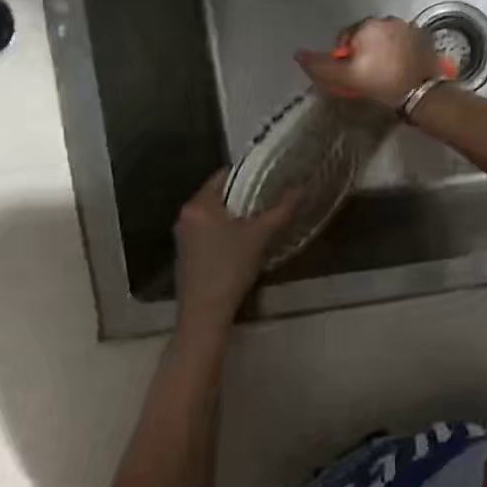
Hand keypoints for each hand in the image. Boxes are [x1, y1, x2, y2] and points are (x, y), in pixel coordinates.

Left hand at [173, 170, 296, 333]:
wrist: (204, 313)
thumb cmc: (229, 268)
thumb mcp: (260, 236)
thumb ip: (282, 210)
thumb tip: (302, 187)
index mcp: (198, 204)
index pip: (224, 175)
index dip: (249, 173)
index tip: (272, 176)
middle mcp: (186, 215)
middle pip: (219, 194)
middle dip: (245, 194)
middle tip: (272, 196)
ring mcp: (183, 236)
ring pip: (214, 213)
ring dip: (237, 213)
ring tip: (263, 216)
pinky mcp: (186, 253)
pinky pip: (209, 229)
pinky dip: (227, 228)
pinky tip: (245, 239)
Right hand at [294, 17, 440, 108]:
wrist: (422, 92)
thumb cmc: (382, 83)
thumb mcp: (348, 77)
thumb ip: (322, 66)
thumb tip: (298, 54)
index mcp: (367, 26)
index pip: (346, 37)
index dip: (346, 57)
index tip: (353, 73)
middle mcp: (388, 19)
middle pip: (367, 35)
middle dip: (364, 51)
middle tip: (369, 74)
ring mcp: (409, 26)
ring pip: (386, 37)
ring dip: (382, 49)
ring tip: (386, 71)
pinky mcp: (424, 36)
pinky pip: (404, 40)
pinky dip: (400, 49)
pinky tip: (402, 66)